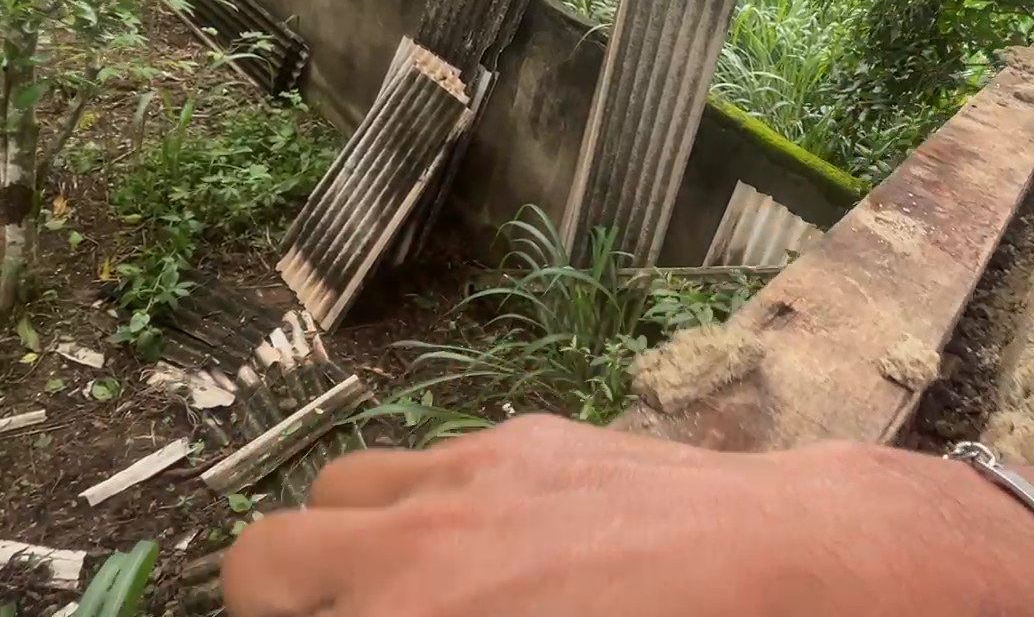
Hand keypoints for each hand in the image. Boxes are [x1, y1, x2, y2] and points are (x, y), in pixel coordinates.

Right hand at [220, 414, 1033, 616]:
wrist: (766, 562)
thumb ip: (434, 615)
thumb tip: (408, 600)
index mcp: (416, 611)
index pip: (266, 591)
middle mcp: (421, 534)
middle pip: (270, 549)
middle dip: (281, 594)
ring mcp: (472, 469)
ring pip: (345, 489)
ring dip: (347, 537)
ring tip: (398, 581)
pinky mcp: (524, 434)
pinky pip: (433, 459)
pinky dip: (427, 499)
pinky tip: (489, 539)